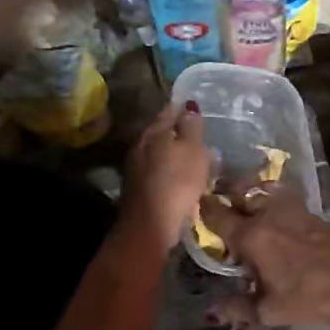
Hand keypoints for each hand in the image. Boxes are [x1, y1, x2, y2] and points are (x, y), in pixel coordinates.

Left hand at [120, 102, 208, 253]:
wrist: (151, 223)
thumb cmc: (177, 182)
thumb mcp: (192, 150)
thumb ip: (191, 127)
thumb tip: (188, 106)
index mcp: (154, 133)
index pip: (167, 112)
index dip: (180, 108)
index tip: (191, 107)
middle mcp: (140, 146)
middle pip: (159, 132)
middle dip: (174, 130)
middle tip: (193, 130)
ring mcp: (136, 168)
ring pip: (156, 152)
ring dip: (170, 152)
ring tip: (189, 155)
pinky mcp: (138, 189)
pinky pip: (156, 171)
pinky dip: (167, 169)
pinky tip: (178, 176)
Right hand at [199, 188, 329, 327]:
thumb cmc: (310, 298)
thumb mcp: (269, 310)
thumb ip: (236, 308)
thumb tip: (210, 313)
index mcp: (251, 236)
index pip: (217, 214)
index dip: (203, 210)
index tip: (196, 210)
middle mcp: (268, 214)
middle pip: (239, 190)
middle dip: (226, 192)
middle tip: (219, 200)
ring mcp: (292, 209)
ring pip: (263, 188)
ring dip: (251, 191)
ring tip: (246, 202)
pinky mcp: (312, 212)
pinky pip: (283, 197)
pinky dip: (272, 198)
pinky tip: (275, 214)